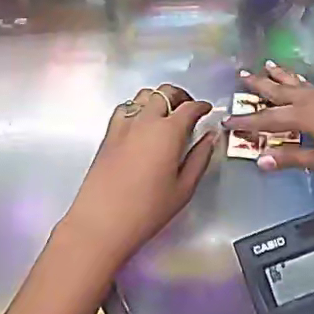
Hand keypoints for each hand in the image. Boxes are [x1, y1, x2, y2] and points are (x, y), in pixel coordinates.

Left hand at [59, 84, 217, 269]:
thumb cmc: (148, 209)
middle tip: (189, 109)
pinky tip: (142, 123)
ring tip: (167, 114)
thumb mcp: (184, 188)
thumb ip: (200, 158)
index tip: (207, 110)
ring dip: (158, 98)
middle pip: (165, 92)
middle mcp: (145, 120)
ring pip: (143, 95)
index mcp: (168, 131)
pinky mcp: (109, 133)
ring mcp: (124, 124)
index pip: (189, 108)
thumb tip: (210, 136)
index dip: (201, 106)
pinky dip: (138, 107)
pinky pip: (126, 108)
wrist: (102, 220)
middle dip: (181, 96)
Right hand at [225, 64, 313, 193]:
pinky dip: (301, 84)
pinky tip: (302, 86)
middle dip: (261, 85)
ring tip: (267, 67)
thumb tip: (263, 159)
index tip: (229, 121)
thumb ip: (295, 158)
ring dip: (281, 78)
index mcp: (308, 116)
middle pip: (282, 91)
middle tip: (242, 76)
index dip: (248, 121)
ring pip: (299, 84)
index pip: (269, 119)